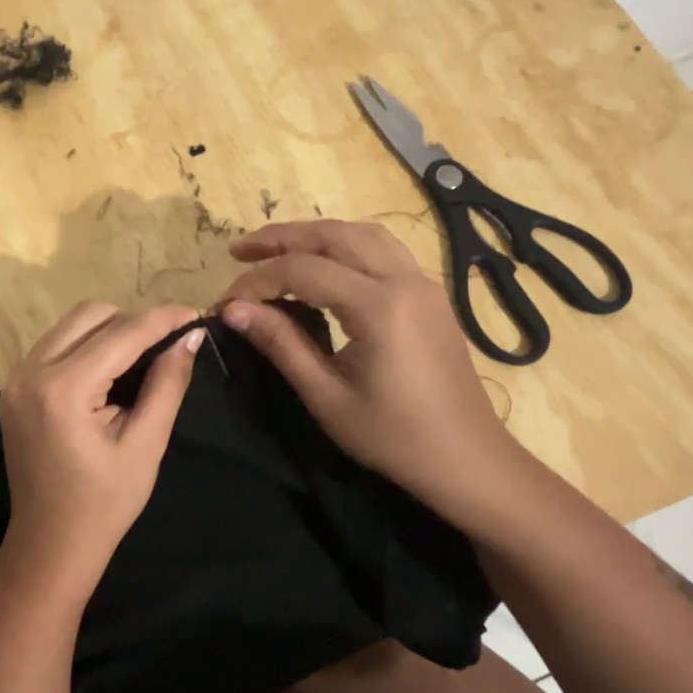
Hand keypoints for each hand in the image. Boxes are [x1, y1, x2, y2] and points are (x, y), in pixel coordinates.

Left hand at [0, 302, 204, 593]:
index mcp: (63, 388)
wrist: (50, 543)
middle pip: (90, 315)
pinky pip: (55, 347)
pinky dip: (86, 347)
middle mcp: (31, 372)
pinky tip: (110, 373)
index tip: (196, 314)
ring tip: (143, 357)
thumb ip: (167, 384)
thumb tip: (190, 336)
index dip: (162, 319)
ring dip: (108, 331)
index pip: (121, 333)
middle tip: (168, 344)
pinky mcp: (14, 389)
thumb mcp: (146, 444)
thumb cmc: (104, 503)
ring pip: (70, 326)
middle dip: (133, 321)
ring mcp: (16, 378)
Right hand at [217, 220, 523, 507]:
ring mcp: (422, 283)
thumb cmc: (393, 437)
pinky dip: (344, 245)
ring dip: (315, 235)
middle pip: (333, 235)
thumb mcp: (326, 396)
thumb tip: (233, 310)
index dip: (257, 280)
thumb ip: (281, 344)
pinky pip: (382, 249)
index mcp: (380, 306)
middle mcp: (404, 281)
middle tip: (238, 251)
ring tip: (275, 249)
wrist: (467, 458)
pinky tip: (322, 264)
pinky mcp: (429, 294)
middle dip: (281, 238)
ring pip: (362, 234)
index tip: (226, 303)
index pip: (303, 270)